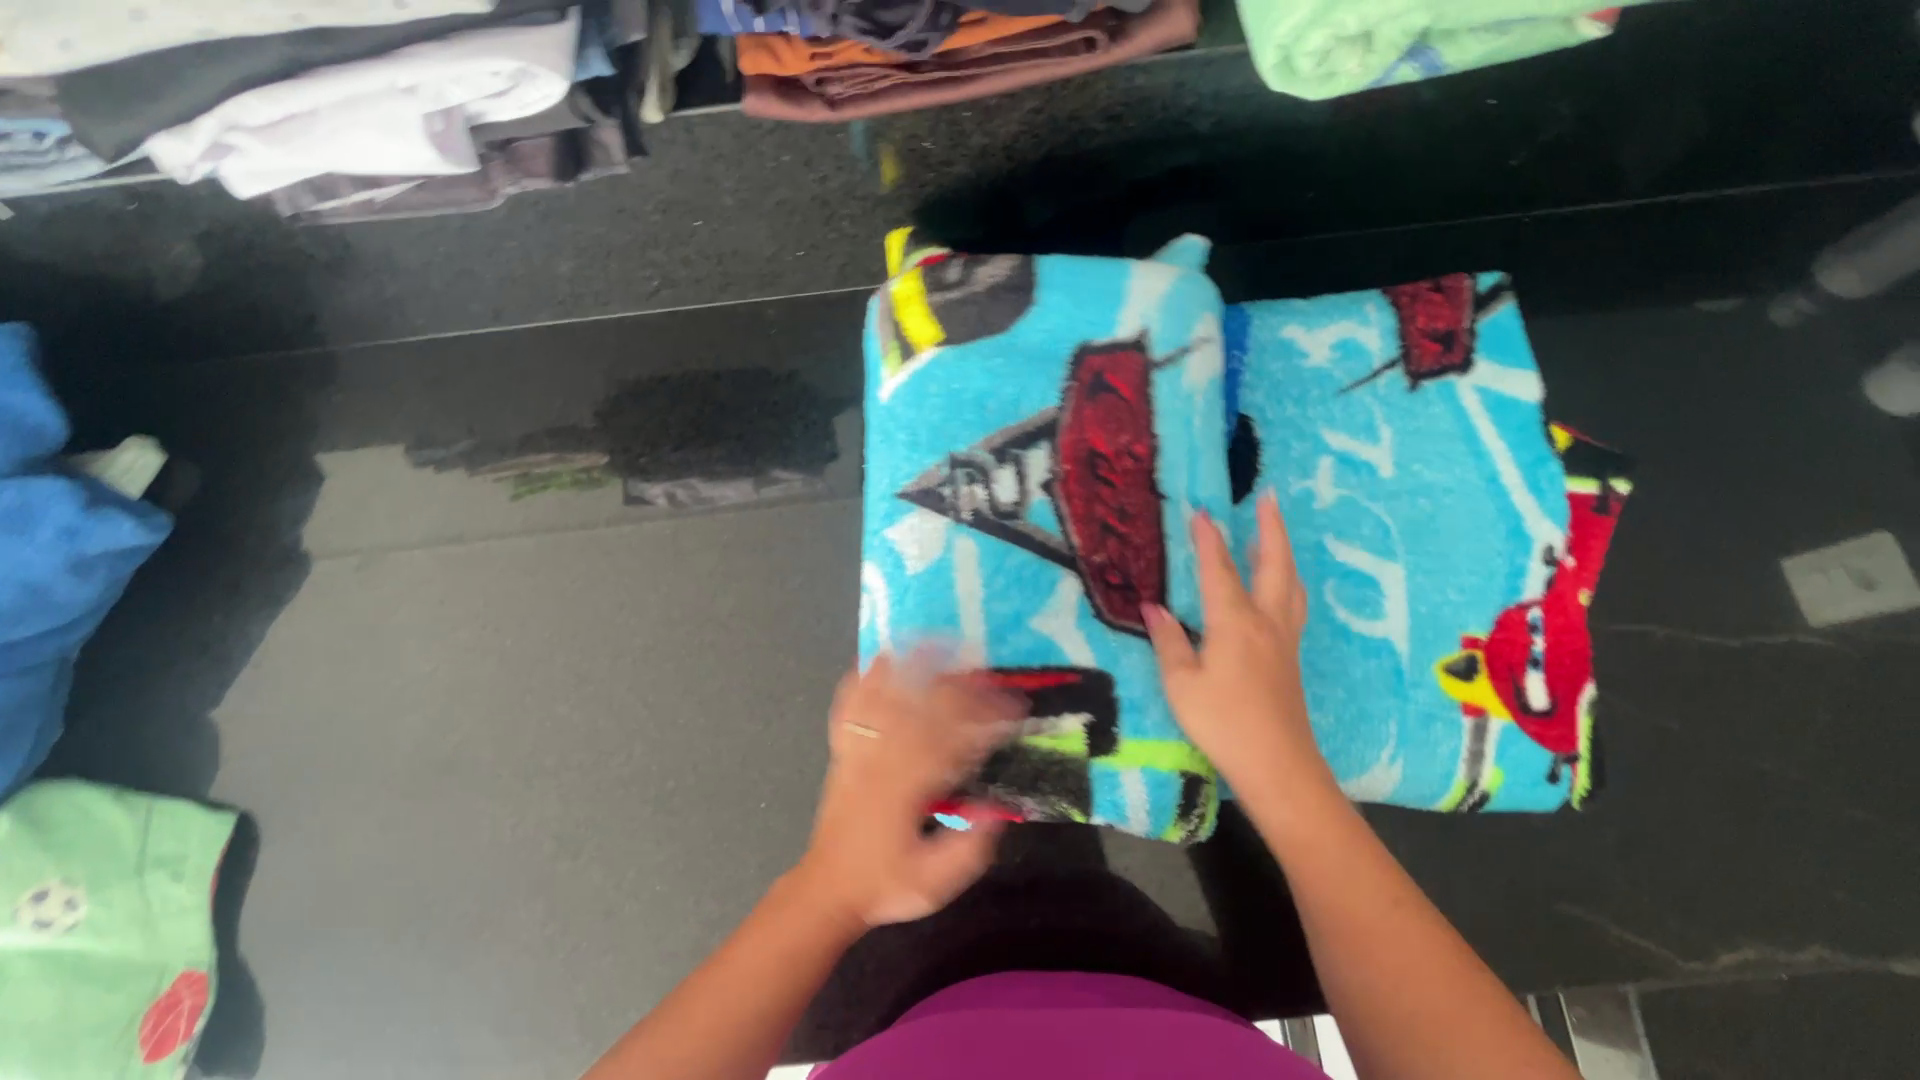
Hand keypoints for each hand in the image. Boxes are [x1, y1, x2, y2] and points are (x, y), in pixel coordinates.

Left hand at [792, 654, 1020, 928]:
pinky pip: (851, 705)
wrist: (829, 888)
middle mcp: (878, 760)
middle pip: (921, 708)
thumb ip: (969, 847)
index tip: (1013, 707)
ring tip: (940, 641)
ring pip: (886, 696)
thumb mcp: (935, 881)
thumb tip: (998, 808)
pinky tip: (881, 657)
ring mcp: (857, 750)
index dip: (984, 719)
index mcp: (904, 789)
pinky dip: (865, 678)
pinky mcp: (844, 750)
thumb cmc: (886, 882)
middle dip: (959, 685)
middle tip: (990, 670)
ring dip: (914, 666)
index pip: (950, 741)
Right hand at [1142, 493, 1340, 808]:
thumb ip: (1169, 642)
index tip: (1202, 510)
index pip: (1219, 570)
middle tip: (1268, 498)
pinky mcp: (1291, 658)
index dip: (1209, 540)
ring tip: (1272, 535)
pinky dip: (1286, 581)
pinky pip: (1292, 604)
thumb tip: (1154, 608)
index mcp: (1234, 622)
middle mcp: (1265, 621)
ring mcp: (1284, 639)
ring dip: (1282, 553)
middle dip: (1270, 528)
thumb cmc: (1223, 723)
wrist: (1278, 764)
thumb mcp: (1181, 684)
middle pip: (1273, 564)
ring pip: (1290, 583)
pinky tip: (1279, 588)